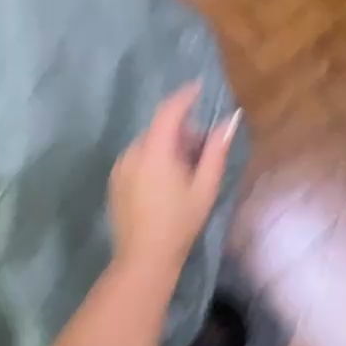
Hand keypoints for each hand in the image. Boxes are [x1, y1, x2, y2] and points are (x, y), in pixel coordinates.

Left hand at [108, 83, 239, 273]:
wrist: (144, 258)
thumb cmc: (180, 223)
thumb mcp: (205, 187)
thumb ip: (216, 150)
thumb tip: (230, 121)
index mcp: (155, 151)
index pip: (169, 111)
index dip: (185, 96)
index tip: (199, 87)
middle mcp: (133, 152)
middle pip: (160, 128)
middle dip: (182, 130)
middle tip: (202, 149)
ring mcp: (120, 166)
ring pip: (148, 143)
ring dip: (168, 146)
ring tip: (187, 171)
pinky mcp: (115, 180)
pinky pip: (138, 158)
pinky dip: (154, 159)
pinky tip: (167, 183)